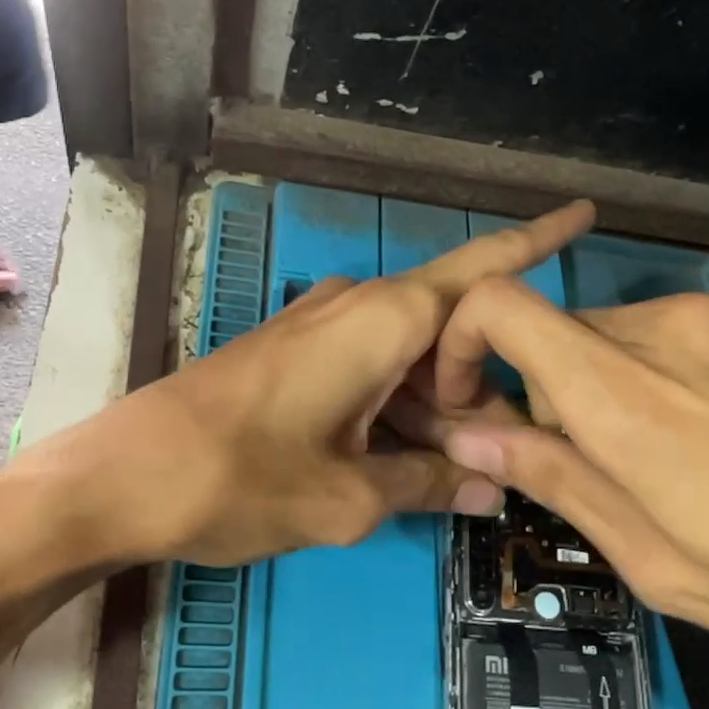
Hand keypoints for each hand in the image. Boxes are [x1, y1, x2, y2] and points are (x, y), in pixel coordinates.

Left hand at [13, 201, 595, 567]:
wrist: (123, 478)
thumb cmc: (239, 479)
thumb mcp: (347, 497)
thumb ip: (427, 482)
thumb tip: (489, 488)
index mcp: (385, 320)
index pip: (484, 270)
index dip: (538, 240)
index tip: (585, 212)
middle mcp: (358, 307)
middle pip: (452, 329)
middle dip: (489, 383)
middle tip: (524, 446)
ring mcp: (320, 328)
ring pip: (412, 355)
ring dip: (442, 404)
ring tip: (469, 468)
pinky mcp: (294, 354)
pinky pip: (371, 367)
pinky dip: (400, 405)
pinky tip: (410, 457)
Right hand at [423, 280, 708, 708]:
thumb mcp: (661, 564)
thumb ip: (556, 480)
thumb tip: (468, 435)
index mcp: (628, 391)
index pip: (499, 306)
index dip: (459, 346)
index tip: (467, 410)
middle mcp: (674, 328)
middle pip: (559, 333)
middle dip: (540, 395)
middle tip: (576, 477)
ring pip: (622, 339)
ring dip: (606, 394)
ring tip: (661, 478)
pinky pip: (685, 341)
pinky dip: (664, 383)